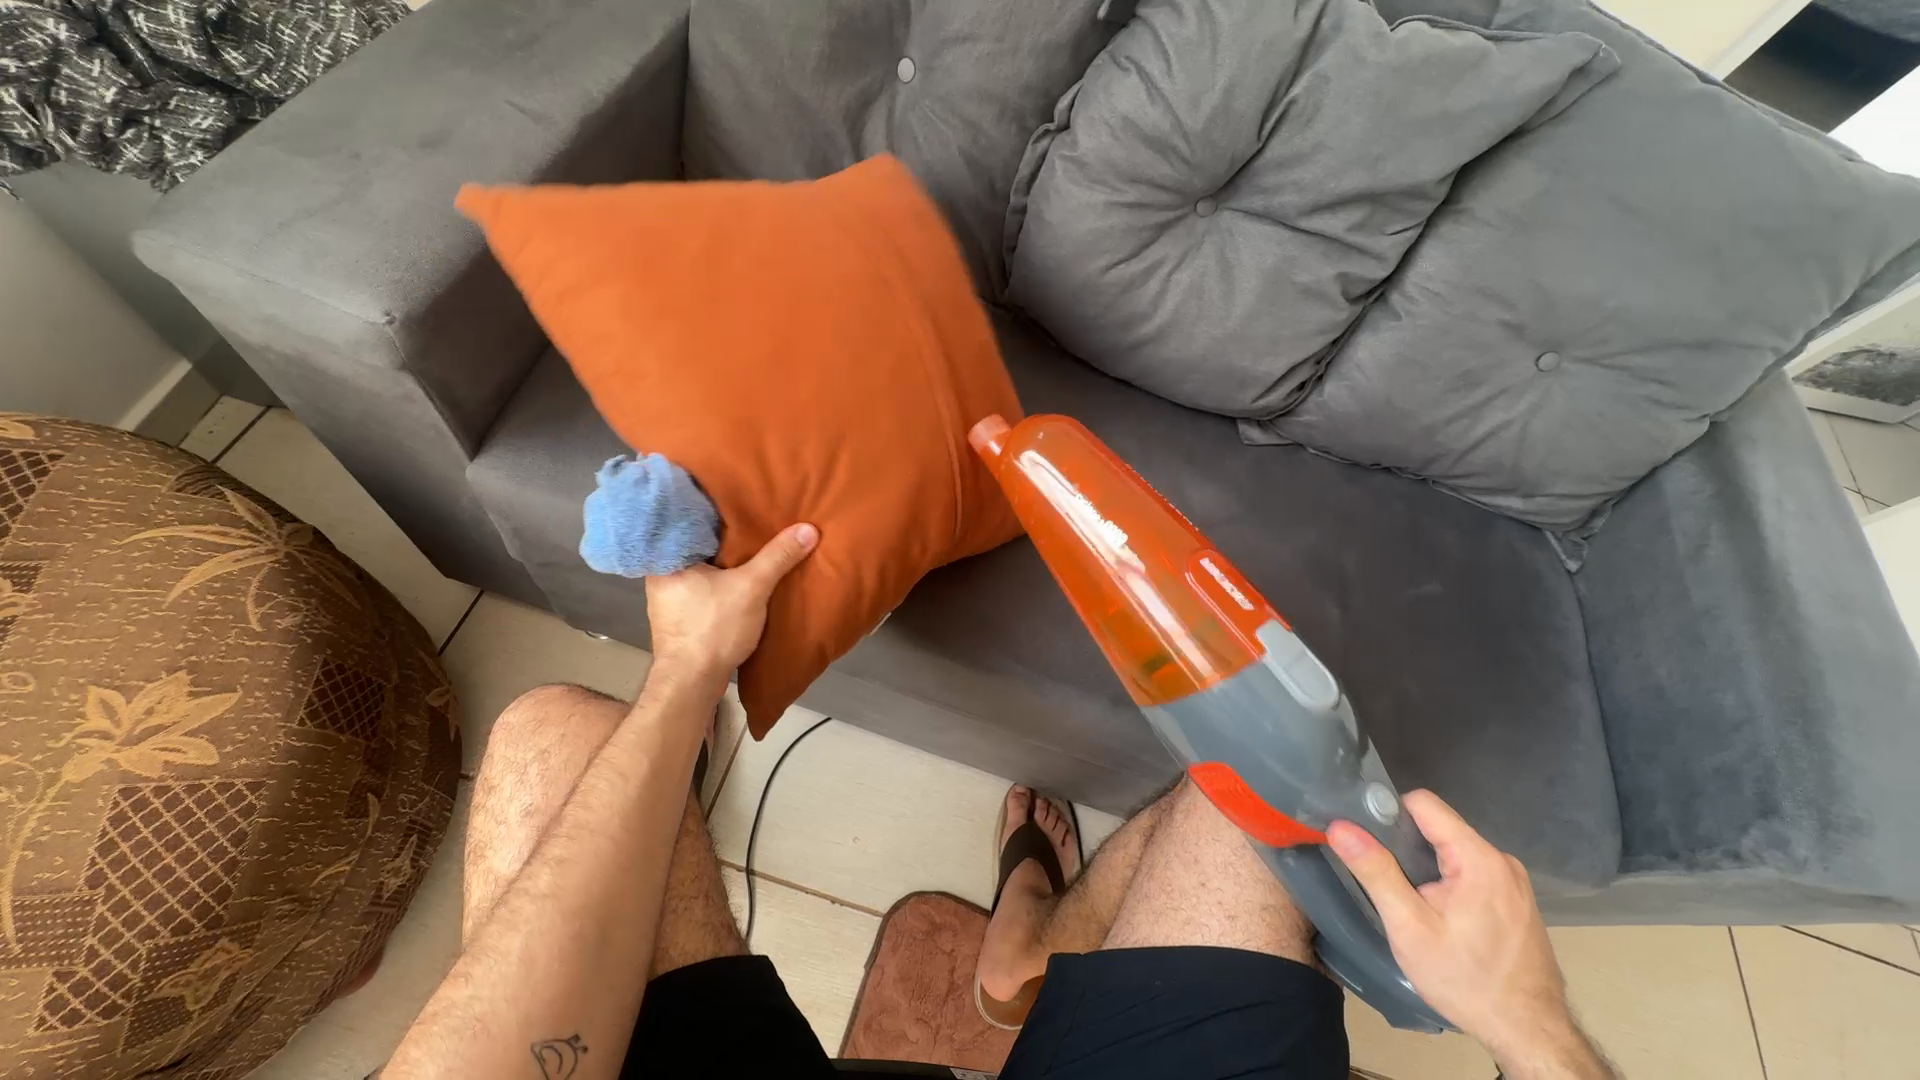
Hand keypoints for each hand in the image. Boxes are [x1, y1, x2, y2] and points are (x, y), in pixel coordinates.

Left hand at [644, 523, 817, 684]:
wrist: (692, 683)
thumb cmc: (713, 628)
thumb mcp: (752, 588)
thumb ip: (778, 557)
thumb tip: (808, 528)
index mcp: (665, 560)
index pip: (685, 523)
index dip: (711, 511)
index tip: (732, 501)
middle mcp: (659, 576)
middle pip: (695, 547)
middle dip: (719, 540)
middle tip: (746, 521)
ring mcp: (666, 601)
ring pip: (698, 571)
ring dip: (719, 565)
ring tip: (746, 548)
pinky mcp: (678, 621)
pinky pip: (701, 590)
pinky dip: (718, 585)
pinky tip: (737, 582)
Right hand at [1328, 791, 1593, 1069]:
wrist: (1529, 1035)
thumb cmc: (1466, 980)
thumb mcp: (1409, 927)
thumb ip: (1376, 871)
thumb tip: (1340, 827)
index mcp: (1479, 858)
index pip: (1424, 803)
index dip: (1389, 813)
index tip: (1369, 840)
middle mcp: (1502, 860)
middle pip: (1439, 827)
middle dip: (1407, 846)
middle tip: (1389, 883)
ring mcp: (1514, 881)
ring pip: (1454, 851)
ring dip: (1428, 868)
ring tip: (1412, 903)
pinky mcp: (1518, 900)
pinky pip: (1472, 871)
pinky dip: (1449, 883)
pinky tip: (1441, 917)